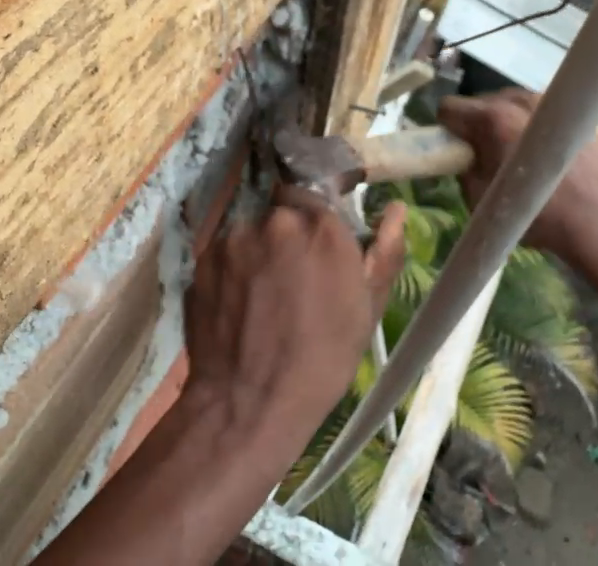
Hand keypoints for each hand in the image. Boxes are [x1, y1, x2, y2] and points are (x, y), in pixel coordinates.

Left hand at [181, 185, 406, 451]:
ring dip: (257, 251)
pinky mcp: (202, 259)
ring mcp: (234, 238)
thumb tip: (395, 208)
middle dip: (286, 236)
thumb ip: (384, 252)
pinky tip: (238, 305)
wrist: (248, 405)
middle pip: (281, 212)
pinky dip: (231, 270)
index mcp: (323, 228)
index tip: (316, 247)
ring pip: (250, 231)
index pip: (315, 194)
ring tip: (262, 296)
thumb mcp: (367, 311)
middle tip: (290, 278)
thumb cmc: (321, 362)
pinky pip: (223, 253)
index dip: (314, 220)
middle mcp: (276, 220)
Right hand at [437, 89, 597, 263]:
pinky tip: (544, 153)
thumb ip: (464, 171)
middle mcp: (519, 100)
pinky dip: (534, 126)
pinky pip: (540, 113)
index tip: (457, 148)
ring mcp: (550, 104)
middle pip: (483, 103)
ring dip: (507, 122)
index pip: (450, 107)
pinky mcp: (573, 114)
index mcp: (491, 118)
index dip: (448, 129)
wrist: (596, 222)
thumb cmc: (535, 215)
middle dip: (479, 125)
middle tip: (488, 155)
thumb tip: (465, 158)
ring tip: (518, 153)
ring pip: (513, 104)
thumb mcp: (479, 199)